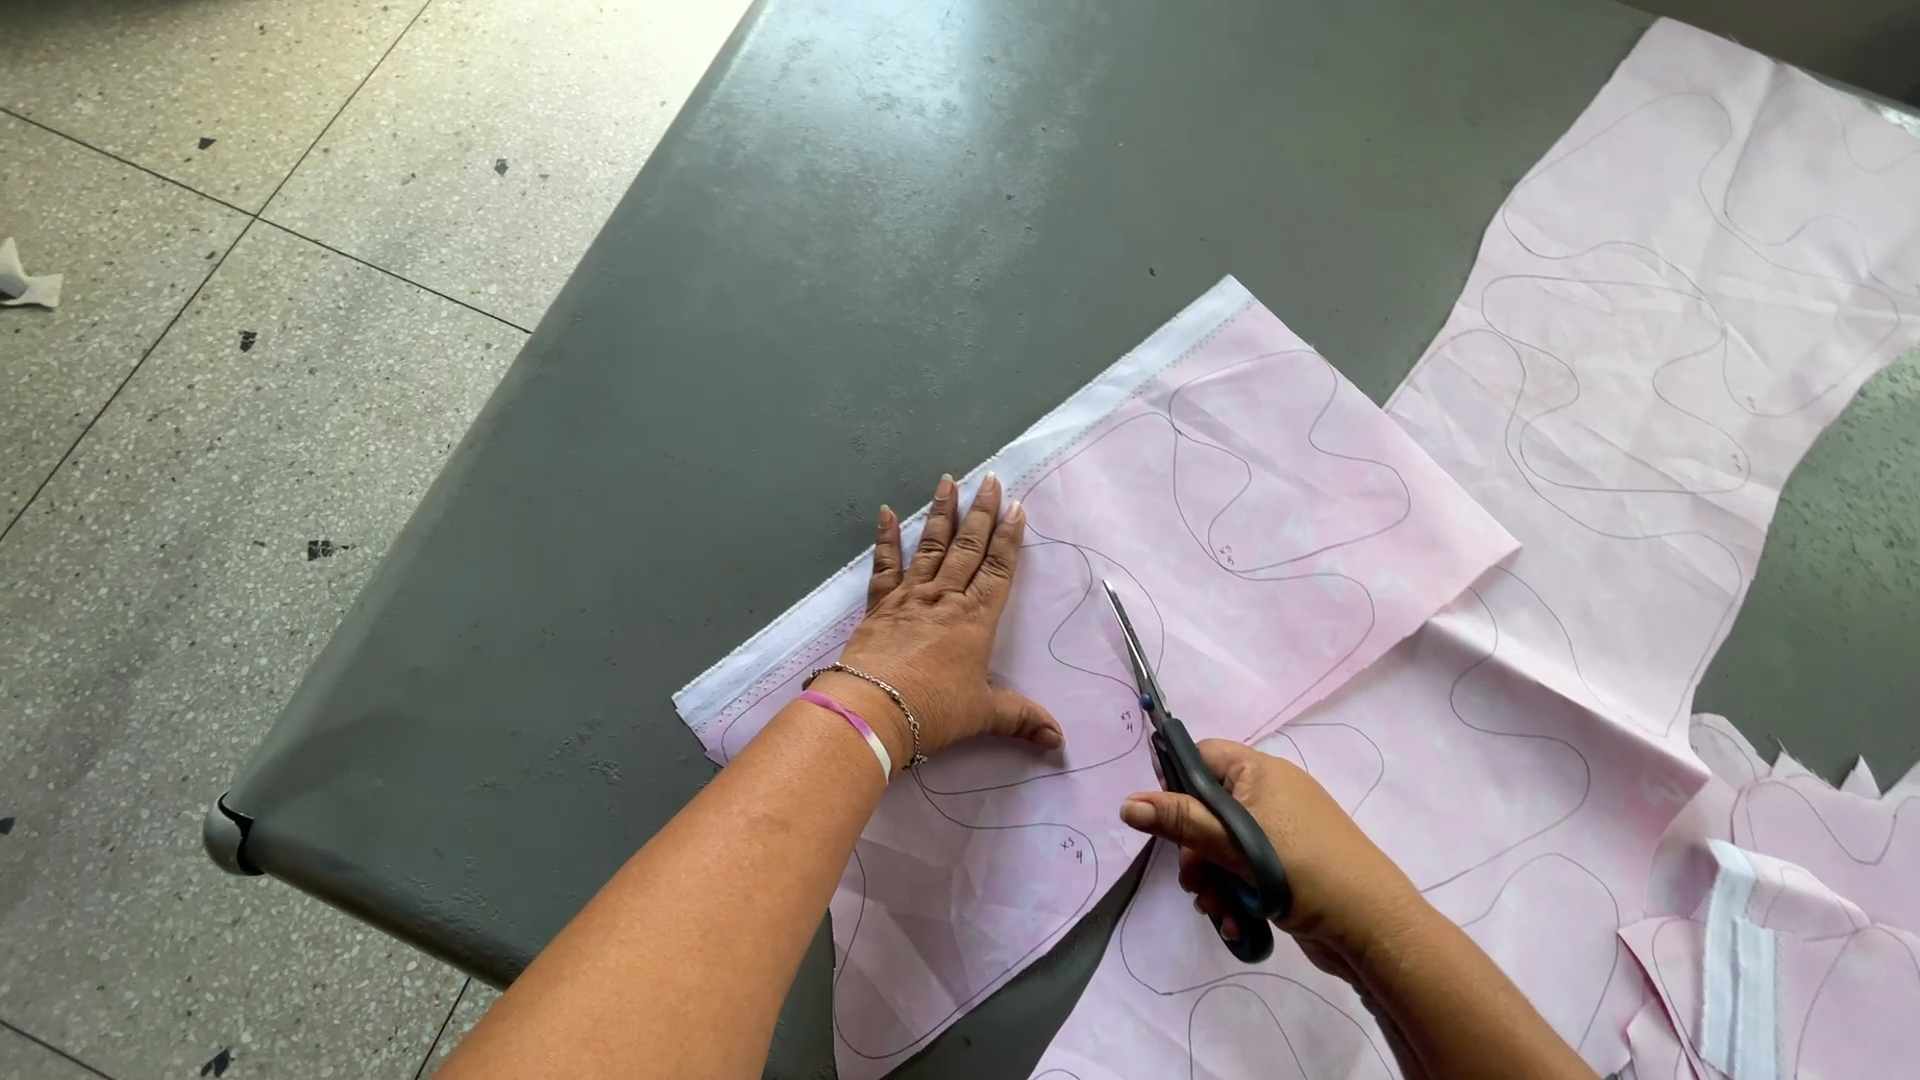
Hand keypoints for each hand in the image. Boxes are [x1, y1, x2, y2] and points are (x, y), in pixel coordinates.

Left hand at [825, 473, 1065, 759]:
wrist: (873, 709)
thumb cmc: (933, 709)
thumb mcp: (983, 714)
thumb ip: (1021, 719)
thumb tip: (1059, 741)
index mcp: (975, 618)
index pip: (998, 568)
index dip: (1009, 537)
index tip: (1015, 506)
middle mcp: (945, 597)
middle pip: (968, 547)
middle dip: (981, 511)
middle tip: (989, 478)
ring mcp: (910, 597)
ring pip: (931, 546)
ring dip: (942, 513)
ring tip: (948, 480)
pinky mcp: (880, 605)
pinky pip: (885, 564)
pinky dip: (887, 537)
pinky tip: (888, 512)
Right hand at [1117, 740, 1423, 961]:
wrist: (1378, 931)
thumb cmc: (1304, 871)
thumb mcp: (1235, 843)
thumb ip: (1179, 822)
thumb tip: (1126, 804)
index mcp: (1259, 772)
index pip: (1202, 756)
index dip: (1177, 784)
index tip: (1166, 820)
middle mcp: (1269, 794)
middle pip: (1207, 808)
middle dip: (1193, 849)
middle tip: (1194, 881)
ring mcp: (1282, 831)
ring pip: (1223, 846)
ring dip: (1212, 878)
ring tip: (1216, 909)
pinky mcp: (1290, 866)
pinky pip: (1246, 869)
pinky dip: (1235, 893)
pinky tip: (1236, 920)